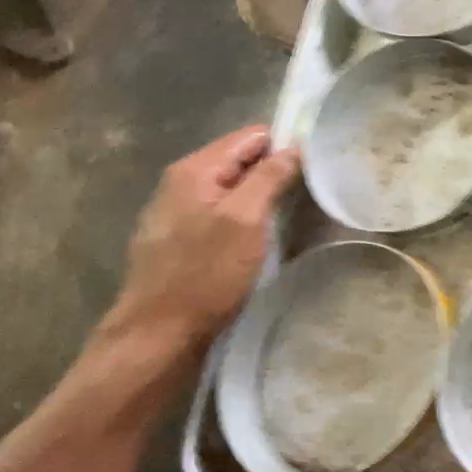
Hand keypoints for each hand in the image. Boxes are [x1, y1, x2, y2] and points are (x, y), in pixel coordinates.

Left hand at [110, 125, 300, 341]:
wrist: (158, 336)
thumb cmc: (205, 273)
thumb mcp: (246, 219)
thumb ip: (270, 175)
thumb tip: (294, 145)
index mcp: (194, 170)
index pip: (253, 136)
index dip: (286, 146)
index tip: (313, 167)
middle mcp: (180, 183)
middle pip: (242, 159)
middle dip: (275, 170)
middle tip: (306, 191)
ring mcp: (177, 211)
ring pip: (234, 186)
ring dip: (262, 194)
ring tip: (289, 212)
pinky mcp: (181, 237)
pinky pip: (224, 210)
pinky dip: (246, 214)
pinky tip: (260, 234)